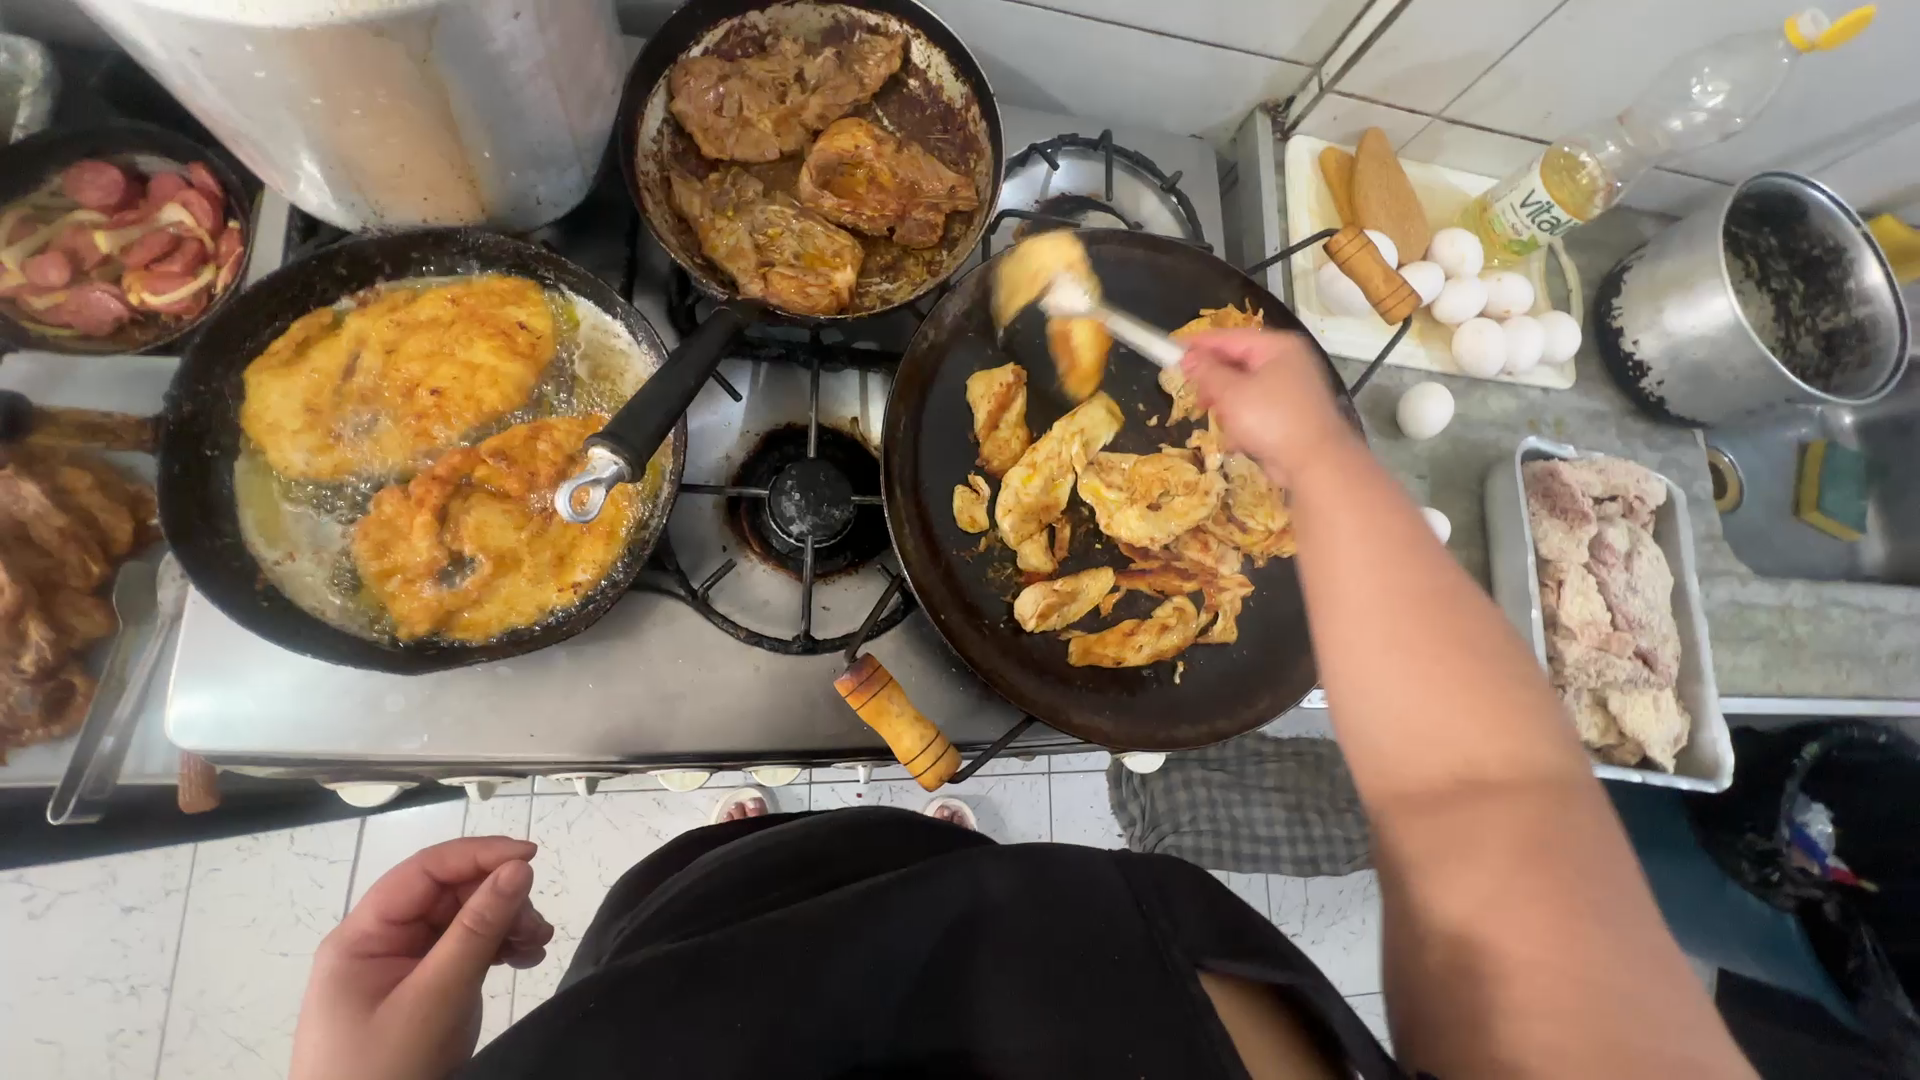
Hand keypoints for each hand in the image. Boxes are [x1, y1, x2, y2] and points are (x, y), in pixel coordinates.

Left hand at [291, 836, 552, 1079]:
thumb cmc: (386, 1070)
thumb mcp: (436, 997)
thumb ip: (478, 928)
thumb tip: (520, 867)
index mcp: (363, 936)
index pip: (425, 870)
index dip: (479, 854)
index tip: (532, 857)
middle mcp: (381, 941)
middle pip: (451, 892)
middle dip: (500, 898)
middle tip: (538, 924)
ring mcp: (403, 963)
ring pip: (466, 916)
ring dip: (507, 921)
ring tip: (537, 944)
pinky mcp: (424, 984)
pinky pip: (469, 945)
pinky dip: (502, 944)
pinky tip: (527, 957)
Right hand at [1179, 328, 1357, 485]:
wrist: (1314, 462)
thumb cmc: (1271, 420)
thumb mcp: (1231, 393)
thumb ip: (1206, 372)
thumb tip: (1188, 358)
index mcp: (1276, 347)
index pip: (1230, 337)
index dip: (1199, 345)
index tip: (1172, 352)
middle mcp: (1286, 362)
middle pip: (1237, 363)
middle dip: (1214, 382)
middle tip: (1195, 395)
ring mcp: (1290, 388)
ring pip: (1243, 388)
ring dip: (1226, 406)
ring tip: (1219, 421)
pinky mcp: (1289, 414)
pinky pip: (1255, 409)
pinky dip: (1242, 421)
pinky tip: (1238, 438)